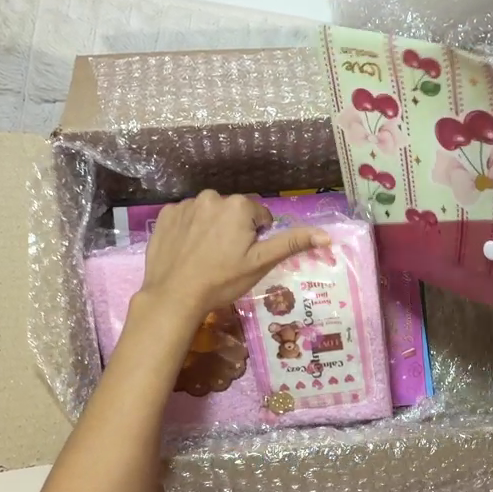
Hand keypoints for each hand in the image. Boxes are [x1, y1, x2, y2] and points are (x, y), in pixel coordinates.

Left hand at [138, 190, 329, 319]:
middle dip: (233, 230)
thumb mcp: (261, 263)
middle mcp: (213, 196)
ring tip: (205, 257)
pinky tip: (187, 251)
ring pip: (209, 214)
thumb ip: (291, 244)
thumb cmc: (223, 281)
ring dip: (211, 229)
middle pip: (233, 212)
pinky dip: (189, 230)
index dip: (256, 239)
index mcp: (240, 206)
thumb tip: (326, 234)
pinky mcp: (166, 214)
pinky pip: (186, 217)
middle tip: (225, 260)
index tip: (244, 258)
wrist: (175, 295)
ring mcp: (186, 204)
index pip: (259, 217)